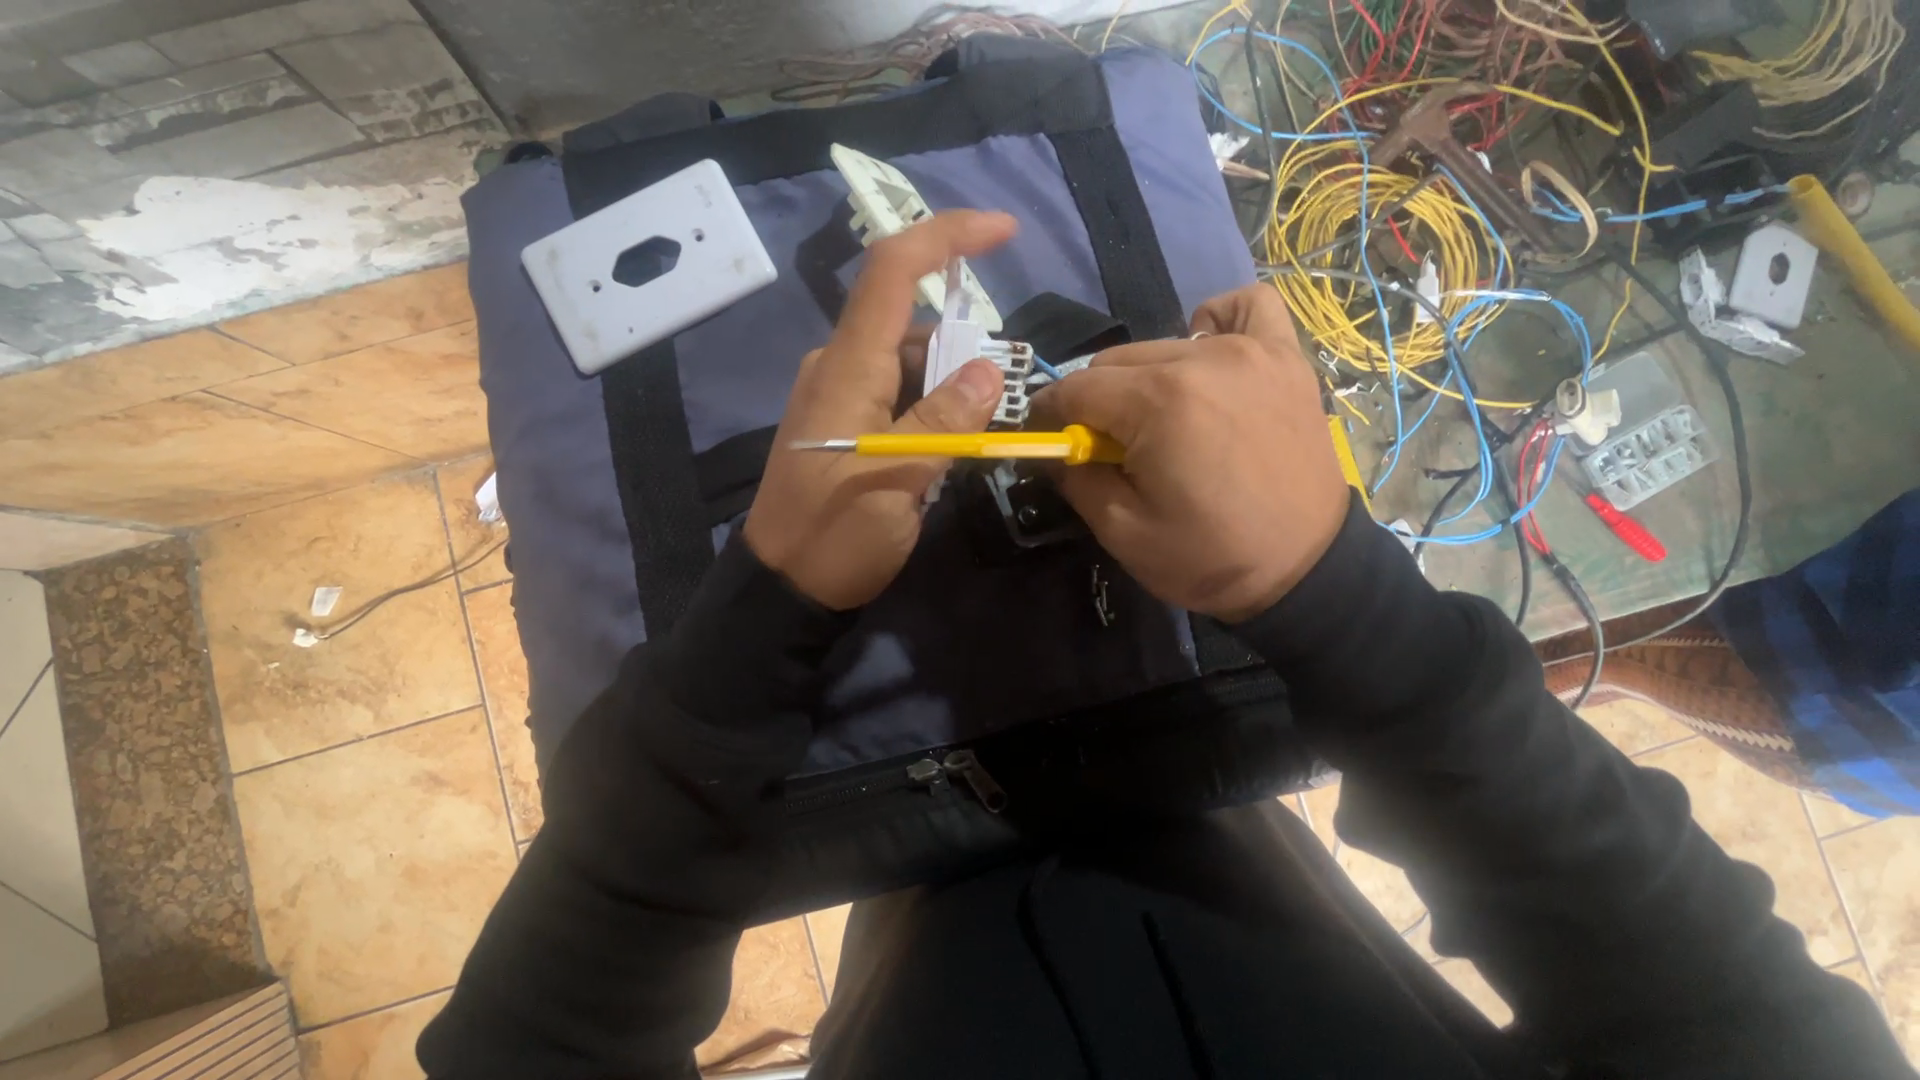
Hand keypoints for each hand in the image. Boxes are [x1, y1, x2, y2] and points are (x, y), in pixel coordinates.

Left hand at [742, 210, 1017, 609]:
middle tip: (1005, 393)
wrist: (782, 587)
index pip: (893, 271)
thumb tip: (987, 369)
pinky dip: (932, 403)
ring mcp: (836, 394)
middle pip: (910, 319)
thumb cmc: (836, 535)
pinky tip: (953, 442)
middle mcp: (838, 366)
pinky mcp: (841, 423)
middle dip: (965, 340)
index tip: (1004, 231)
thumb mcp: (899, 479)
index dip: (947, 236)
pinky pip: (895, 392)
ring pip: (907, 360)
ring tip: (984, 428)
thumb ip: (945, 420)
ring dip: (951, 379)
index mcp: (848, 366)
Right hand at [1037, 284, 1348, 621]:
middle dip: (1098, 403)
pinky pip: (1246, 307)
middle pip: (1114, 363)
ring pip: (1164, 342)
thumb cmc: (1210, 557)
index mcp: (1157, 402)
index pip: (1075, 388)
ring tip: (1164, 420)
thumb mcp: (1121, 532)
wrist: (1306, 570)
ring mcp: (1250, 350)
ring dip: (1147, 378)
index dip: (1050, 416)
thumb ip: (1074, 476)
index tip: (1049, 441)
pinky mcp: (1285, 356)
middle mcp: (1201, 358)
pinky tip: (1208, 354)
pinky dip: (1216, 323)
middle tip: (1112, 449)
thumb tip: (1050, 446)